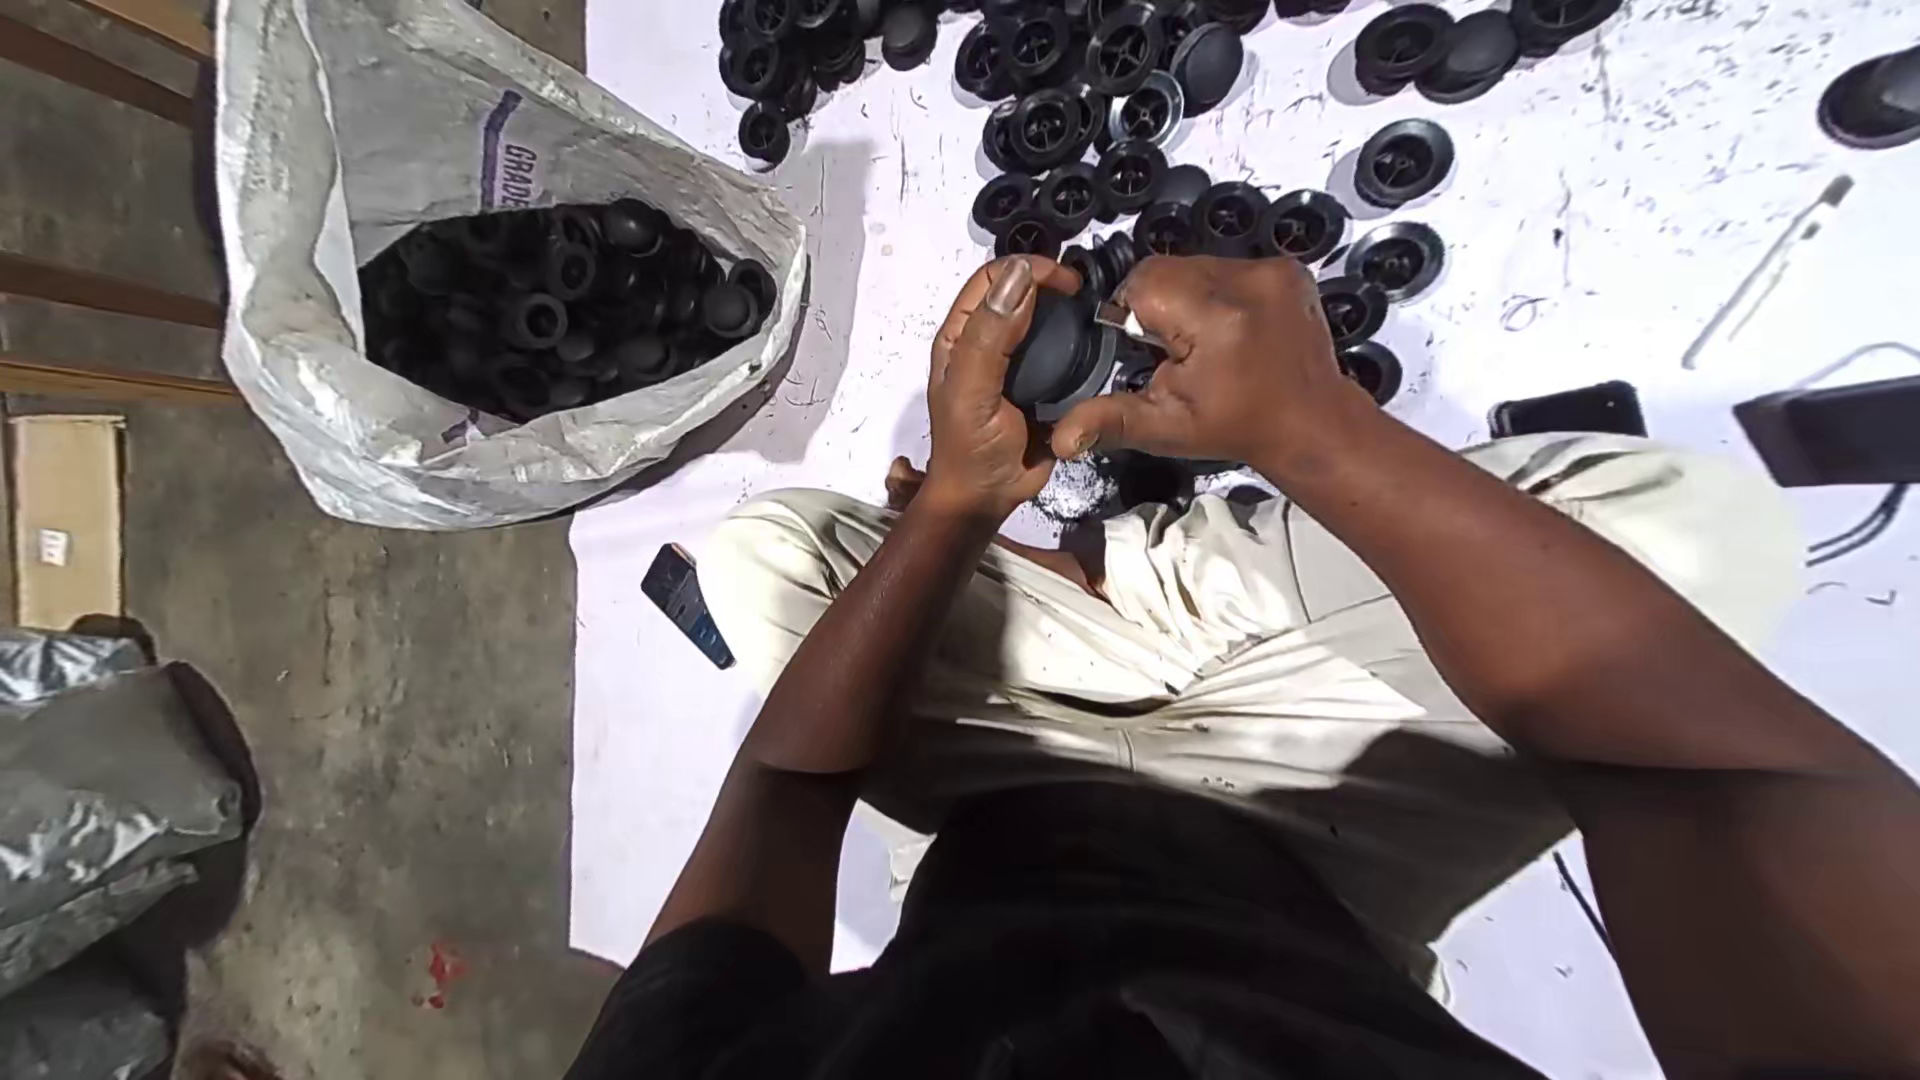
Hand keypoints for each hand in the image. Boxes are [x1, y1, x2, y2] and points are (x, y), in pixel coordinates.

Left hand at [924, 255, 1082, 519]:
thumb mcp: (972, 391)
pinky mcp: (1040, 383)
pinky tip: (1093, 346)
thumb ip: (990, 336)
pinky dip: (1076, 344)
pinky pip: (1060, 353)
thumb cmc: (971, 447)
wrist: (987, 497)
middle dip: (1050, 284)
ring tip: (1093, 315)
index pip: (991, 281)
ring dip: (1066, 313)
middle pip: (1018, 293)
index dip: (1026, 270)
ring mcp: (1015, 363)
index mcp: (961, 337)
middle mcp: (986, 342)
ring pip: (1042, 320)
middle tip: (1085, 295)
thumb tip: (1019, 275)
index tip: (1063, 282)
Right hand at [1049, 255, 1372, 468]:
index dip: (1131, 313)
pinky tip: (1225, 328)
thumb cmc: (1234, 427)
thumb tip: (1059, 439)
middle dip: (1156, 305)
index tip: (1148, 348)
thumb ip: (1108, 421)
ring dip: (1183, 296)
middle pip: (1166, 267)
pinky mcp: (1286, 267)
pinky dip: (1213, 293)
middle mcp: (1247, 281)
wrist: (1309, 423)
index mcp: (1215, 319)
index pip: (1142, 282)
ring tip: (1200, 341)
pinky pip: (1224, 266)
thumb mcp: (1164, 429)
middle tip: (1172, 350)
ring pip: (1193, 263)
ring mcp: (1271, 270)